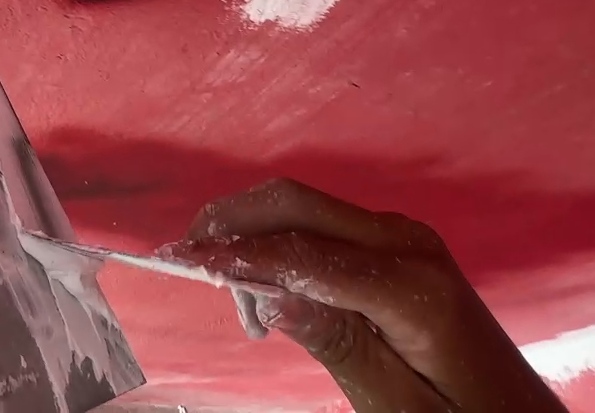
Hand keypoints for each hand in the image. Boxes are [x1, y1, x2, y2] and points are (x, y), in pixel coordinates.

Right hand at [163, 179, 567, 412]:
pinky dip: (275, 238)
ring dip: (250, 231)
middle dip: (231, 221)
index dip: (235, 253)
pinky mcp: (388, 239)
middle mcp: (403, 240)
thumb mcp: (401, 410)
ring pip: (298, 205)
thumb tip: (266, 293)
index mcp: (414, 286)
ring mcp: (398, 233)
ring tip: (233, 295)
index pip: (302, 253)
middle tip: (187, 260)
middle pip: (293, 203)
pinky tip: (264, 282)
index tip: (180, 258)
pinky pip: (316, 223)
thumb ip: (338, 345)